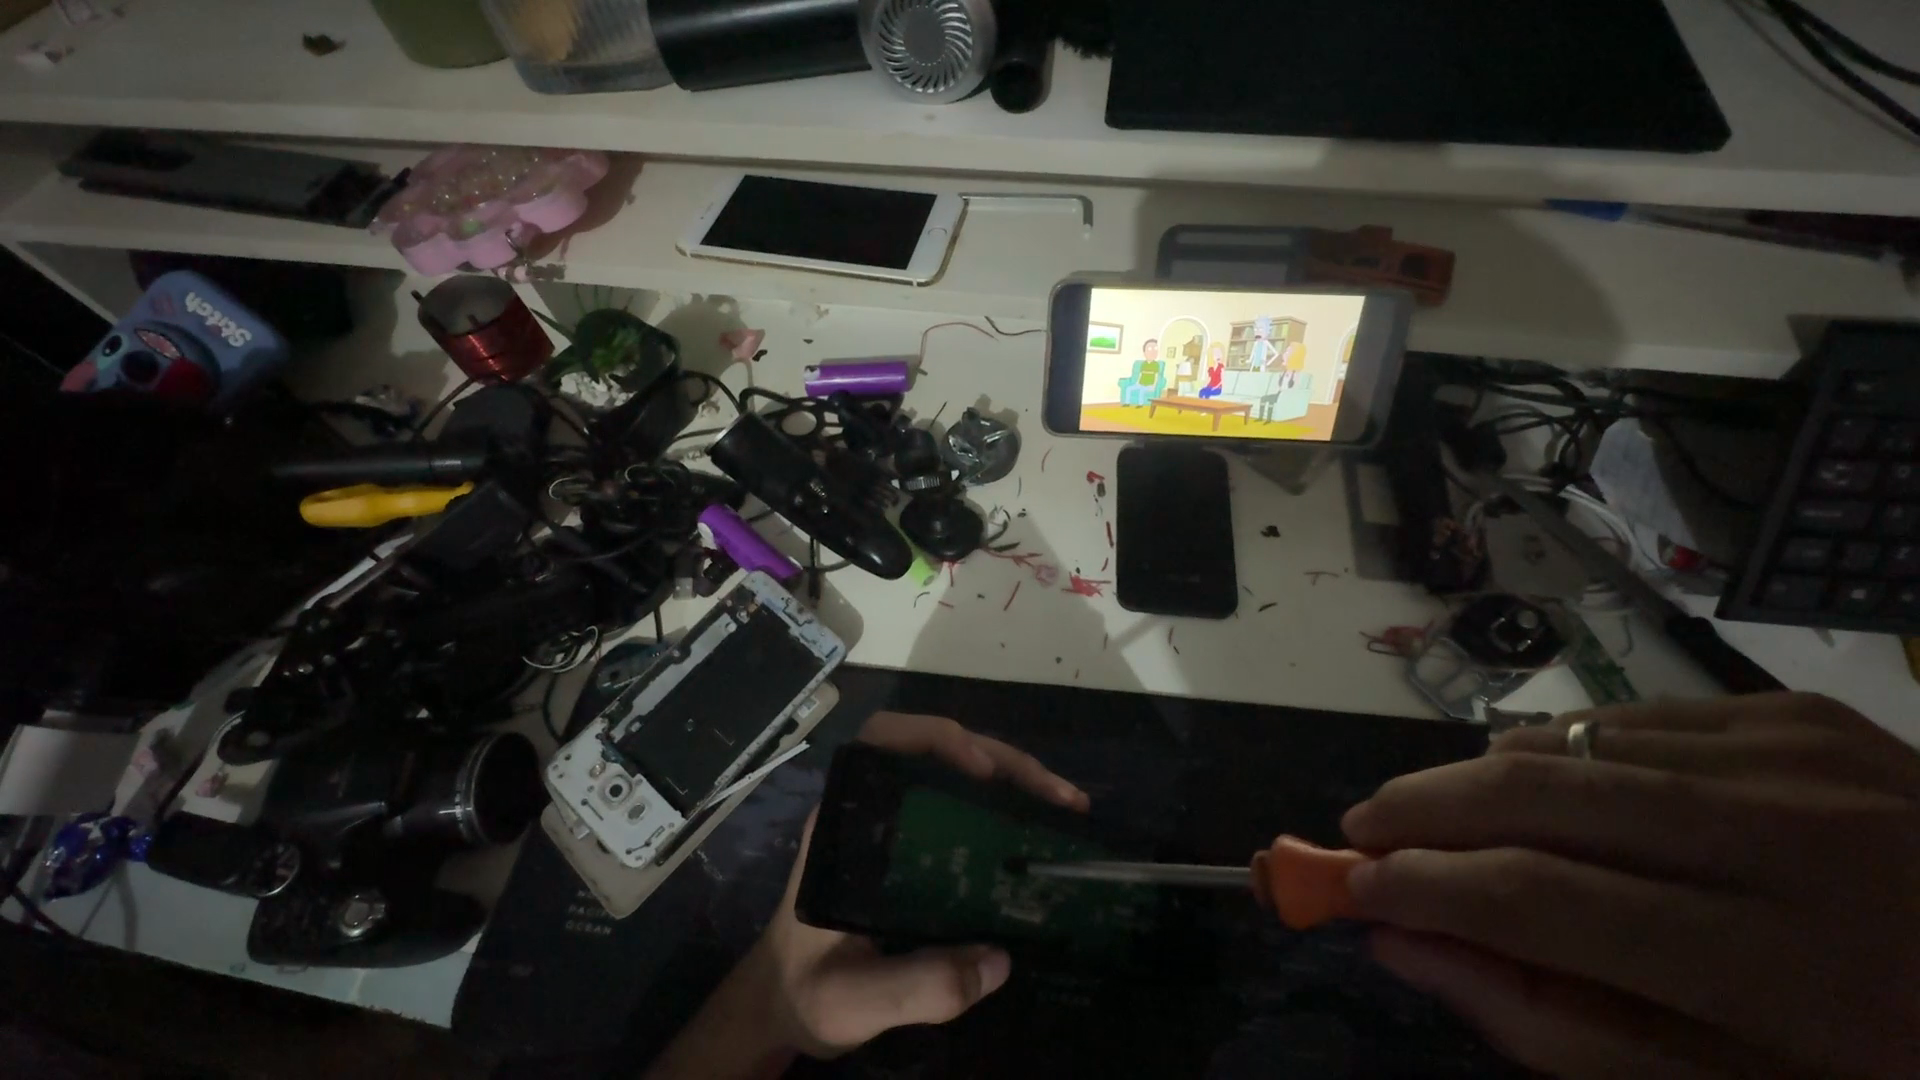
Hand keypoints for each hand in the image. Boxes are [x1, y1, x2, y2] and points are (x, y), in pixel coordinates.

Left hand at [758, 711, 1088, 1058]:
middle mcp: (872, 806)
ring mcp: (898, 821)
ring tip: (1065, 802)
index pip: (884, 742)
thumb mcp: (854, 1000)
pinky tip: (1041, 825)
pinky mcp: (919, 844)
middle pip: (937, 749)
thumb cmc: (806, 991)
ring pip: (958, 772)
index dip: (937, 740)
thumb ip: (917, 986)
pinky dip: (1007, 806)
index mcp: (846, 821)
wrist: (785, 1006)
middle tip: (1057, 795)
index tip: (983, 771)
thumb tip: (999, 959)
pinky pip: (966, 804)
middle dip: (1002, 761)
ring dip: (1013, 777)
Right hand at [1340, 693, 1919, 1078]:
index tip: (1354, 886)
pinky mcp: (1798, 714)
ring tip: (1439, 810)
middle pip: (1538, 796)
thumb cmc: (1885, 1070)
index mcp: (1807, 976)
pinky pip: (1622, 718)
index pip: (1543, 901)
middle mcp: (1802, 842)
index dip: (1424, 888)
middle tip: (1362, 827)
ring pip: (1568, 743)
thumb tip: (1401, 941)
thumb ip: (1549, 1022)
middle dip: (1420, 807)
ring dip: (1476, 777)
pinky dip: (1556, 749)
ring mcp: (1800, 758)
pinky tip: (1544, 785)